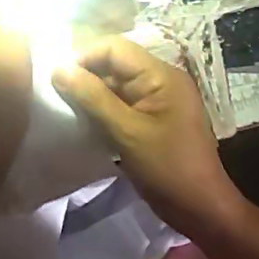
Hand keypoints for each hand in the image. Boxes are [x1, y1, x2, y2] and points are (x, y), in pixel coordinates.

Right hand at [51, 36, 248, 234]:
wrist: (201, 210)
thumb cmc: (168, 168)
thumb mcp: (126, 131)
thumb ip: (92, 97)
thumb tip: (58, 69)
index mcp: (161, 75)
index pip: (115, 48)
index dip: (84, 56)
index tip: (58, 78)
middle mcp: (160, 80)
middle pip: (113, 63)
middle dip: (85, 75)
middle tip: (57, 94)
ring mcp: (156, 101)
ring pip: (114, 84)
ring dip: (90, 94)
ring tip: (66, 108)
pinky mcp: (151, 120)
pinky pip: (120, 103)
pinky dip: (101, 109)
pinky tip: (83, 122)